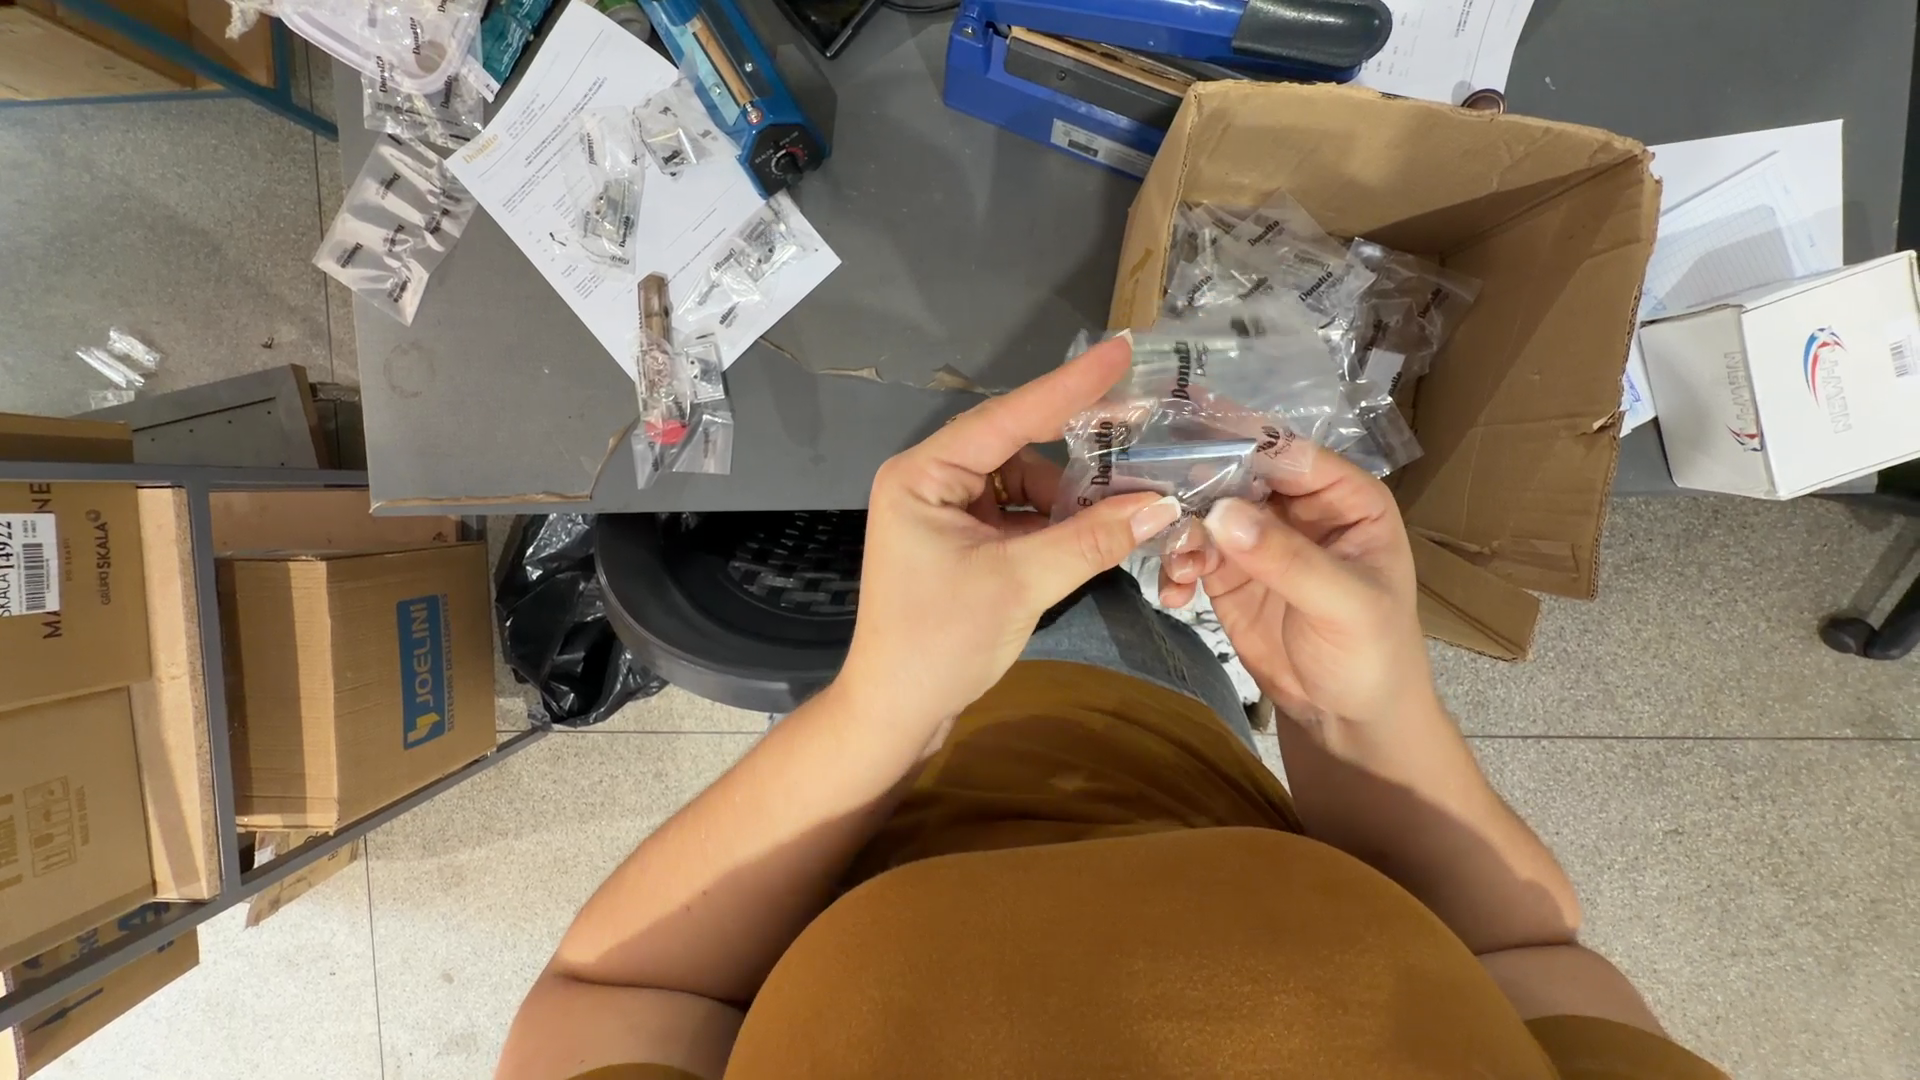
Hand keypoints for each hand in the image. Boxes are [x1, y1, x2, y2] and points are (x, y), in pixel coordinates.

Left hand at [837, 336, 1182, 742]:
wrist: (897, 710)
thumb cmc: (941, 643)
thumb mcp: (1020, 584)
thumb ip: (1091, 539)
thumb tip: (1161, 504)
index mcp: (923, 475)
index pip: (1007, 418)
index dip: (1068, 387)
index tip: (1120, 351)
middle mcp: (929, 480)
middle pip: (1016, 448)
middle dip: (1075, 454)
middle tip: (1140, 438)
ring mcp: (944, 511)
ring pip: (1022, 484)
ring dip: (1068, 498)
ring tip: (1121, 508)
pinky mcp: (961, 540)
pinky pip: (1017, 514)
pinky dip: (1054, 523)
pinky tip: (1091, 532)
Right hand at [1158, 451, 1435, 727]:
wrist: (1345, 717)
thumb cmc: (1372, 654)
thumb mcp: (1344, 605)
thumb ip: (1287, 558)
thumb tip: (1220, 512)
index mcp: (1343, 497)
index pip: (1289, 454)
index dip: (1241, 447)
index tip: (1187, 446)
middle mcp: (1296, 508)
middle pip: (1237, 475)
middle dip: (1195, 488)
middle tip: (1157, 505)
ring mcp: (1256, 539)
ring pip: (1205, 512)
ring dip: (1181, 535)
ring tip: (1179, 570)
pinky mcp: (1226, 571)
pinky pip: (1189, 552)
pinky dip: (1175, 568)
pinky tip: (1175, 596)